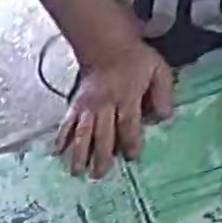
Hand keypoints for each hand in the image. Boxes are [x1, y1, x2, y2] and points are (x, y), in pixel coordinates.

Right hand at [56, 39, 175, 179]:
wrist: (107, 47)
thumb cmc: (135, 61)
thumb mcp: (158, 70)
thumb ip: (163, 93)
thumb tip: (164, 117)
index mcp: (127, 97)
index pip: (128, 124)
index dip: (130, 142)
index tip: (131, 157)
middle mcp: (105, 105)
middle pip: (102, 135)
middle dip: (101, 156)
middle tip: (99, 175)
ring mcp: (87, 107)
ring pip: (82, 134)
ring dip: (78, 154)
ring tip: (76, 172)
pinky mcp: (75, 106)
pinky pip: (66, 124)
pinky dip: (60, 138)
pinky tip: (57, 152)